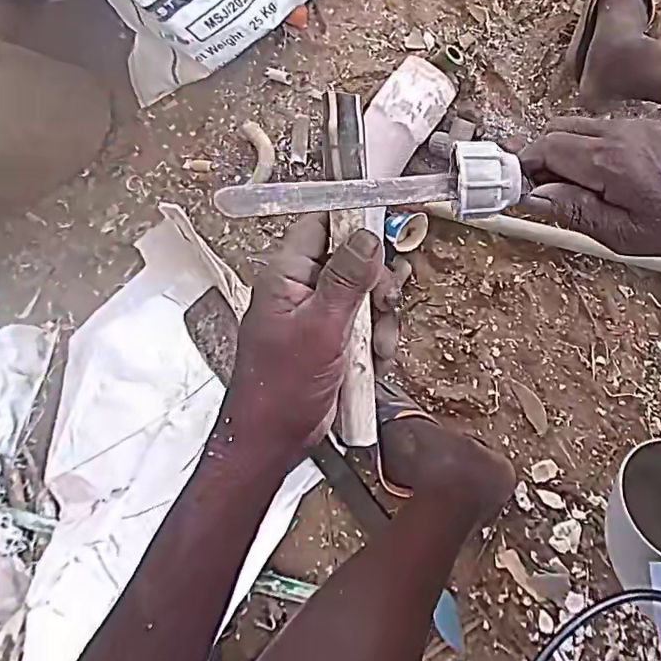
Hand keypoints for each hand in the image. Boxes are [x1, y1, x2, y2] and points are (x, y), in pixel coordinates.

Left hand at [228, 215, 383, 447]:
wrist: (275, 441)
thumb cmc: (280, 388)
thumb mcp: (321, 328)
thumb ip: (346, 280)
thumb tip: (367, 237)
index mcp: (287, 276)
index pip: (320, 226)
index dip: (352, 220)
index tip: (384, 224)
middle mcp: (304, 288)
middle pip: (353, 258)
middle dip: (376, 281)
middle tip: (383, 301)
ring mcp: (321, 312)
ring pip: (367, 292)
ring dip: (381, 317)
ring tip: (377, 344)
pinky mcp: (336, 335)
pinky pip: (369, 322)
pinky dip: (378, 339)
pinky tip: (375, 359)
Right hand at [518, 117, 660, 257]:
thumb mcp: (620, 235)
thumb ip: (573, 211)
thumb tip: (537, 195)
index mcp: (608, 159)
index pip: (546, 146)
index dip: (526, 164)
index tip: (521, 183)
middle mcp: (620, 131)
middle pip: (558, 128)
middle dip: (544, 155)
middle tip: (547, 187)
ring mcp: (639, 123)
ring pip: (582, 124)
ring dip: (569, 149)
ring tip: (581, 184)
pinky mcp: (653, 123)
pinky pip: (609, 126)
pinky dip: (595, 144)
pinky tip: (609, 174)